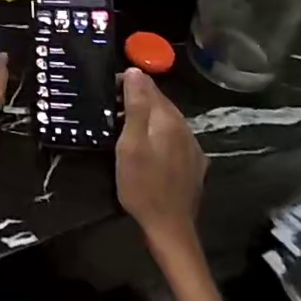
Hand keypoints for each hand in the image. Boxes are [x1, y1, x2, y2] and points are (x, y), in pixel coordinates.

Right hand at [115, 67, 206, 250]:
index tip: (107, 88)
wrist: (170, 228)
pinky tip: (148, 145)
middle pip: (159, 101)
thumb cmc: (142, 186)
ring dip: (147, 116)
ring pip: (167, 119)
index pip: (148, 86)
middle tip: (110, 105)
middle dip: (136, 98)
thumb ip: (135, 106)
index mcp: (168, 119)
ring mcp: (192, 145)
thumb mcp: (130, 144)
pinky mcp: (194, 163)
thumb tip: (135, 71)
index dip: (127, 82)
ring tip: (124, 123)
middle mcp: (184, 126)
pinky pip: (174, 137)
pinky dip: (158, 133)